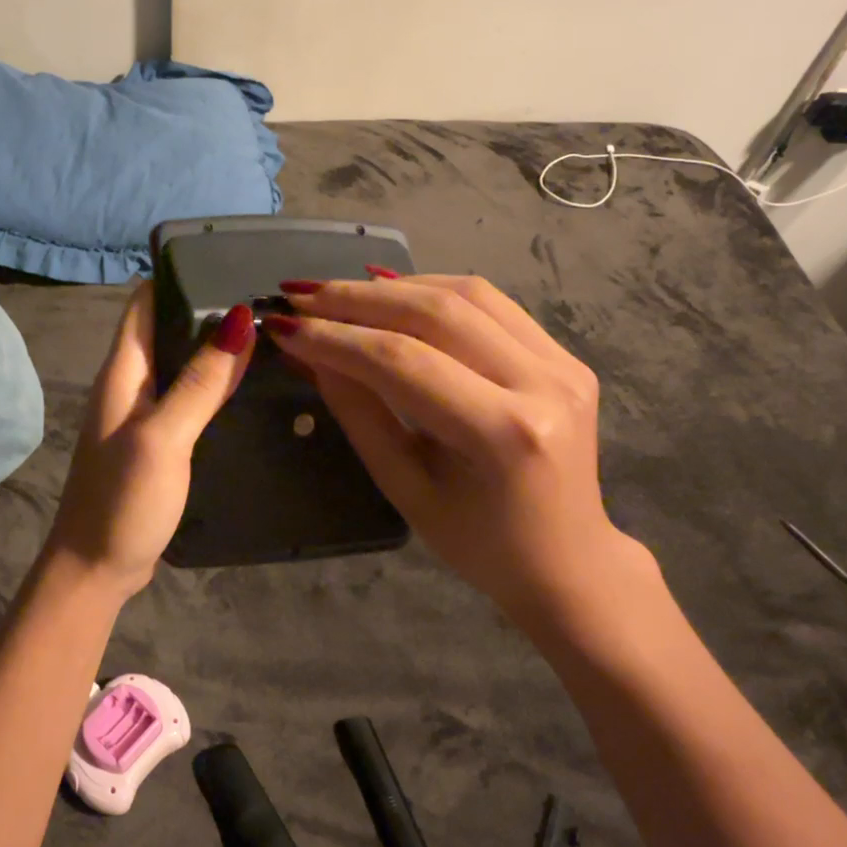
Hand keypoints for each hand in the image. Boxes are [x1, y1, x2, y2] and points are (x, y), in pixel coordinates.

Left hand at [48, 283, 255, 599]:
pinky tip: (245, 385)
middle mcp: (130, 384)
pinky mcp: (157, 441)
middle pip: (166, 328)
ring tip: (267, 330)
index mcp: (123, 372)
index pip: (145, 302)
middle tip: (265, 295)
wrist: (95, 567)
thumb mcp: (164, 436)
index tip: (228, 258)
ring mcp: (142, 414)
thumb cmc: (123, 499)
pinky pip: (186, 397)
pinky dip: (212, 383)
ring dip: (212, 346)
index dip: (178, 274)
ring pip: (179, 363)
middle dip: (206, 307)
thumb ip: (200, 382)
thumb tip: (240, 318)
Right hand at [267, 273, 653, 622]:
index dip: (334, 338)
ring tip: (333, 294)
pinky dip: (430, 289)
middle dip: (355, 300)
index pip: (402, 362)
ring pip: (465, 294)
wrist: (566, 559)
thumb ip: (356, 410)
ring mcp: (562, 362)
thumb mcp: (402, 484)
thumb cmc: (475, 541)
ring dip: (390, 287)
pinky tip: (385, 290)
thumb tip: (306, 351)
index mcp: (503, 434)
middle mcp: (543, 384)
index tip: (280, 327)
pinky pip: (489, 302)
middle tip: (297, 298)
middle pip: (435, 314)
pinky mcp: (564, 353)